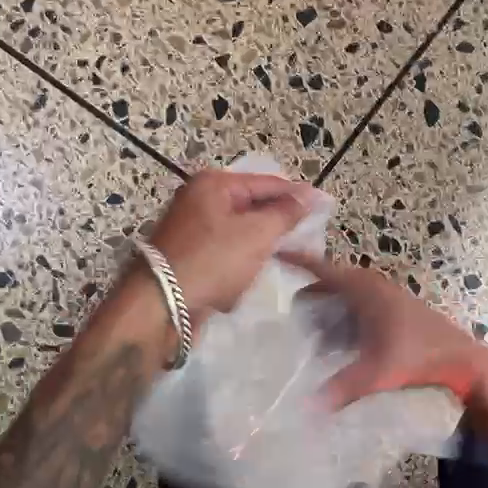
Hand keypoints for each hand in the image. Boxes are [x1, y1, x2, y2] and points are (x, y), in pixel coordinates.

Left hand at [138, 168, 320, 317]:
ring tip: (284, 257)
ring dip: (259, 248)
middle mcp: (198, 200)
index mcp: (213, 184)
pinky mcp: (188, 257)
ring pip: (239, 233)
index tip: (325, 205)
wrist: (162, 304)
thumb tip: (309, 195)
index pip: (267, 182)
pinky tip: (250, 278)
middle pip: (251, 206)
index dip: (298, 194)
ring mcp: (191, 230)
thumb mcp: (257, 234)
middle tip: (308, 235)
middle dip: (277, 223)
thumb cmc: (213, 261)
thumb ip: (285, 213)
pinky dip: (239, 265)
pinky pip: (224, 255)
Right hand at [280, 251, 487, 407]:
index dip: (296, 260)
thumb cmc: (419, 357)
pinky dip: (342, 315)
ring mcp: (385, 296)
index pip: (321, 268)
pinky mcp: (393, 311)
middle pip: (330, 281)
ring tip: (304, 327)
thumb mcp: (377, 372)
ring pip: (346, 294)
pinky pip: (358, 305)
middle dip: (308, 293)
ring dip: (326, 306)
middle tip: (284, 312)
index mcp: (364, 289)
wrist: (463, 359)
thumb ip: (341, 388)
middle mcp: (373, 286)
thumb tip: (306, 409)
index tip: (273, 253)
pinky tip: (335, 340)